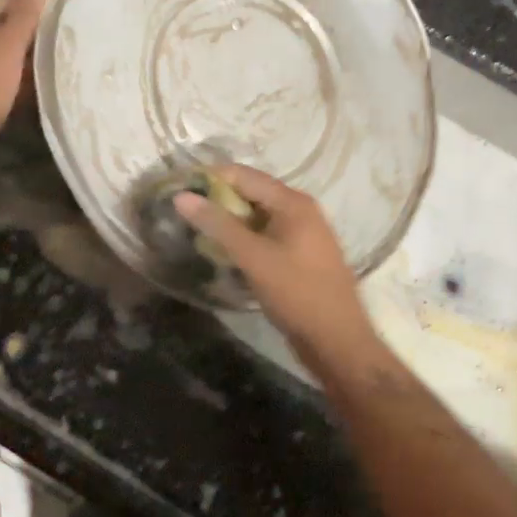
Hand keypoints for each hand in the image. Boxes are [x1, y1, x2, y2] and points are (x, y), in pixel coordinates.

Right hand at [174, 164, 379, 371]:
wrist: (338, 342)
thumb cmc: (297, 293)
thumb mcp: (252, 257)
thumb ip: (217, 224)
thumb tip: (181, 196)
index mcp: (292, 202)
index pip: (242, 175)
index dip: (209, 178)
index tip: (179, 190)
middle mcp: (299, 209)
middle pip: (249, 192)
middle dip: (216, 199)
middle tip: (183, 212)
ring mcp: (301, 232)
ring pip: (255, 215)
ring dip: (228, 220)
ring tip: (196, 230)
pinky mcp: (298, 254)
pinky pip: (264, 233)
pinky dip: (242, 237)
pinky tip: (222, 250)